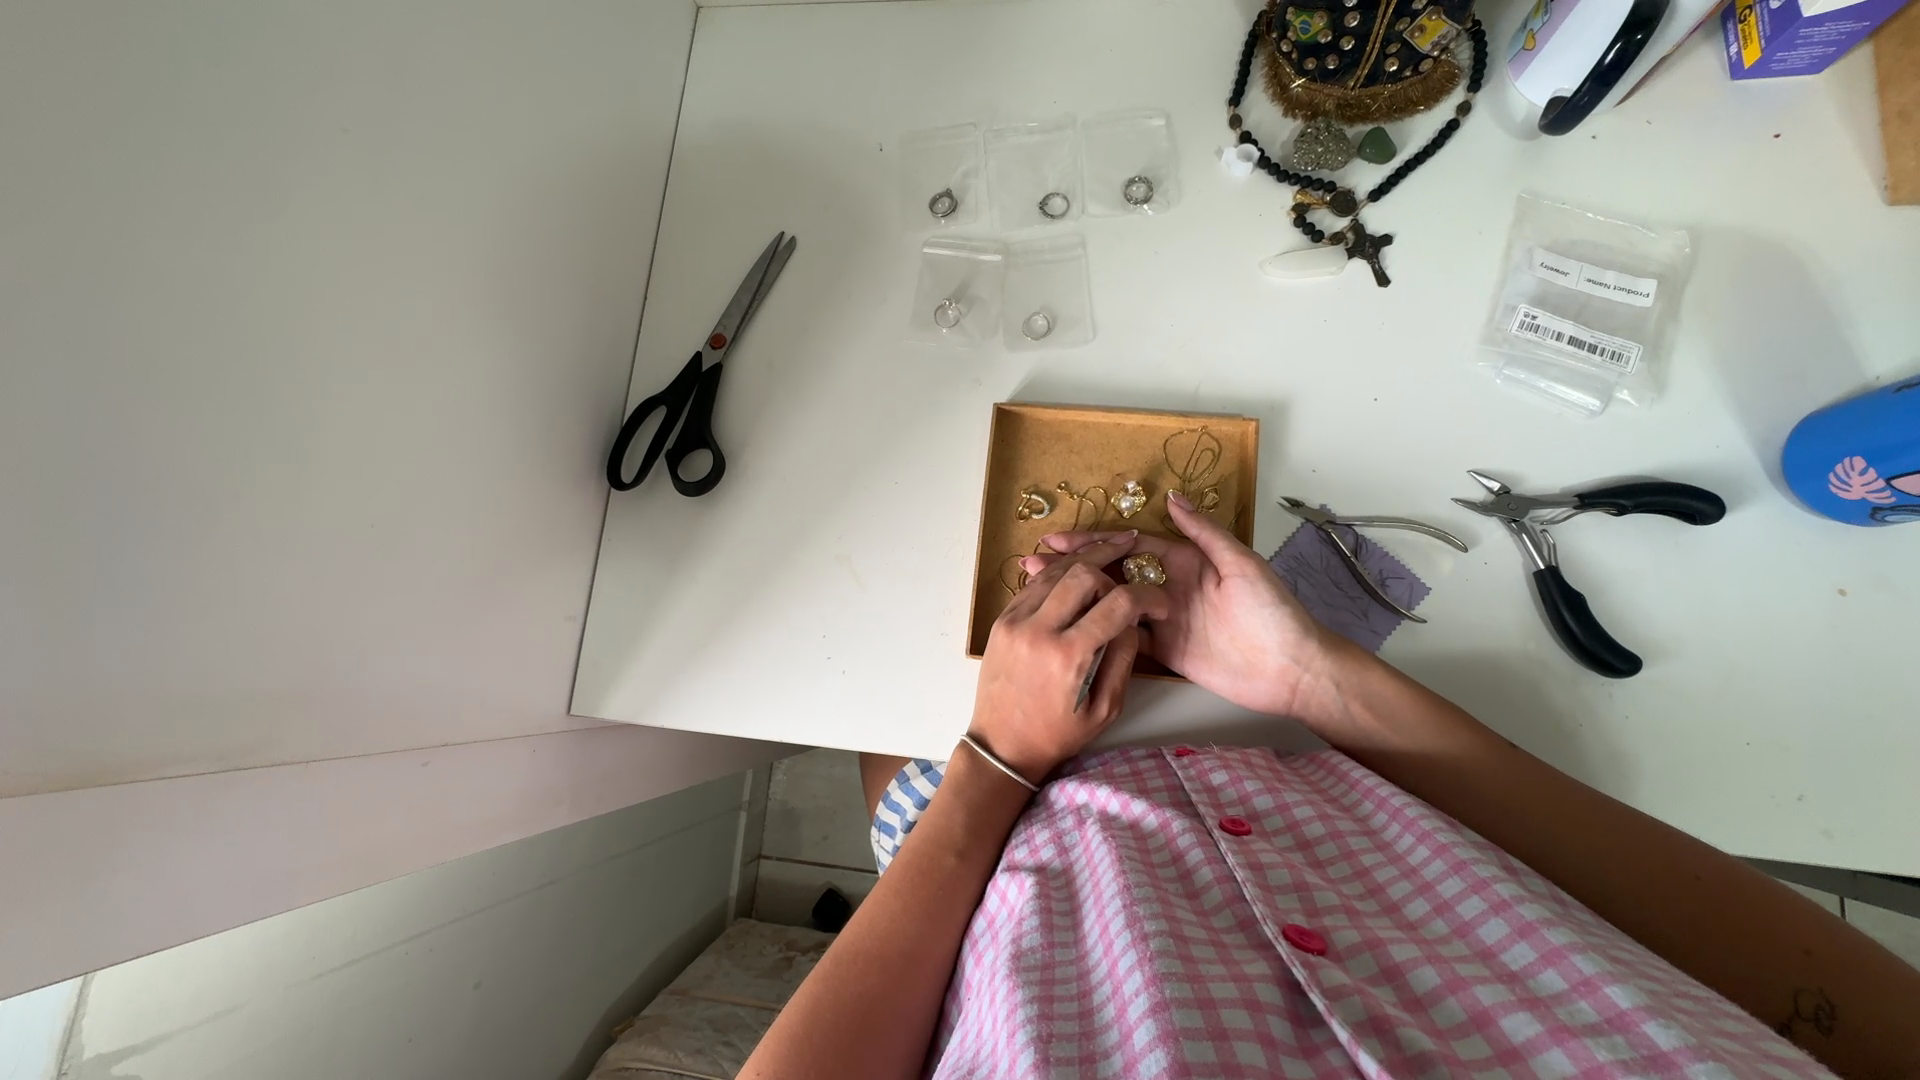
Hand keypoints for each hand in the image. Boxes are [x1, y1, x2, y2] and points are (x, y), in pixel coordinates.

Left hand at [972, 534, 1169, 783]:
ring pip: (1055, 570)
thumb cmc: (1057, 734)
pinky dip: (1058, 576)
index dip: (1148, 596)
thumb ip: (1122, 658)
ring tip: (1108, 554)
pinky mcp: (1001, 620)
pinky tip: (1075, 575)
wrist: (1001, 744)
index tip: (1159, 604)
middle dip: (1113, 571)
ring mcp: (1015, 621)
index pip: (1118, 603)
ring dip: (1084, 563)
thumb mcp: (1106, 708)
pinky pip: (1034, 584)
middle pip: (1083, 572)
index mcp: (1069, 656)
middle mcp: (1039, 630)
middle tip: (1127, 579)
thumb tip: (1131, 619)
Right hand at [1021, 491, 1338, 719]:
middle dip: (1075, 567)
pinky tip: (1070, 628)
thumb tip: (1172, 499)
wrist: (1291, 670)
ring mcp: (1162, 620)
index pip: (1128, 546)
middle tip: (1035, 563)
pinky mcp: (1163, 651)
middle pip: (1112, 573)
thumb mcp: (1240, 565)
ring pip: (1111, 603)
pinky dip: (1097, 630)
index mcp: (1183, 562)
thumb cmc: (1272, 612)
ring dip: (1079, 596)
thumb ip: (1204, 534)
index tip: (1058, 540)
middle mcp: (1166, 587)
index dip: (1093, 542)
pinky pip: (1123, 637)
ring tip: (1041, 591)